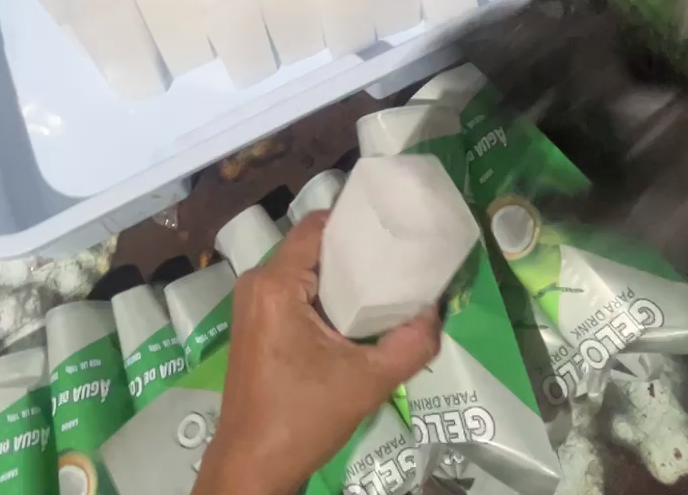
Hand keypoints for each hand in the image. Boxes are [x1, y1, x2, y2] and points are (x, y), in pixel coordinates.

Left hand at [192, 210, 439, 494]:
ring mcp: (251, 301)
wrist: (253, 465)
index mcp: (277, 283)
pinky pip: (290, 288)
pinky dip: (319, 292)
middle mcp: (257, 281)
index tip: (389, 228)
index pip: (316, 226)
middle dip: (350, 250)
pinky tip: (350, 311)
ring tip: (378, 282)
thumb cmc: (303, 417)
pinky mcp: (253, 320)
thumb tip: (437, 311)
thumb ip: (410, 344)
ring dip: (336, 274)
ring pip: (301, 268)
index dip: (353, 222)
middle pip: (309, 245)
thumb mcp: (367, 382)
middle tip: (393, 257)